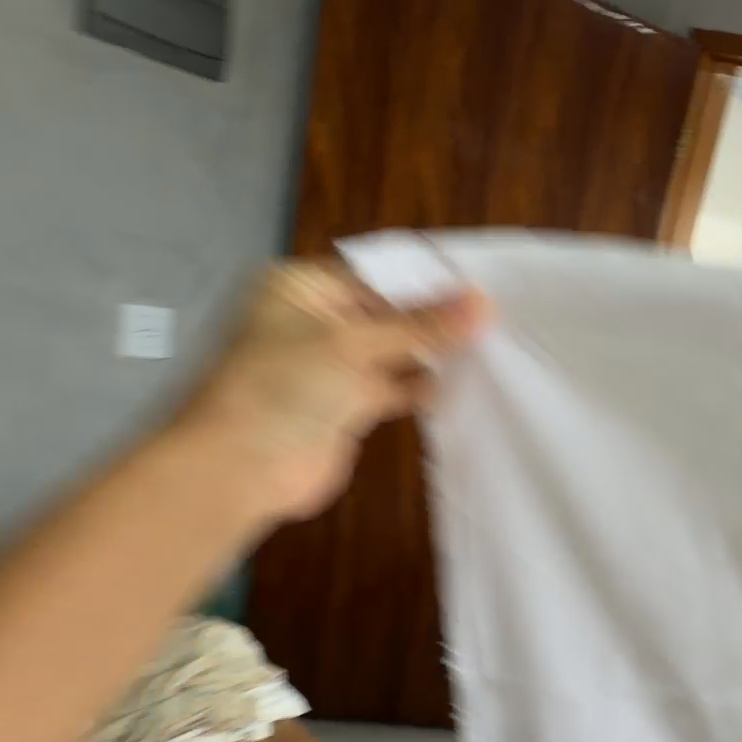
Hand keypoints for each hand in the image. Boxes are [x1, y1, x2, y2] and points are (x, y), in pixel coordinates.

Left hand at [174, 261, 488, 524]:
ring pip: (402, 350)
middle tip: (500, 322)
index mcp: (306, 288)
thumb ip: (423, 326)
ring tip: (493, 351)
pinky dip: (430, 386)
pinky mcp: (355, 402)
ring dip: (439, 354)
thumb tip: (484, 303)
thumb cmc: (284, 386)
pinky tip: (468, 385)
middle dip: (441, 320)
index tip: (488, 290)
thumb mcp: (355, 345)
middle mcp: (322, 320)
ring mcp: (338, 363)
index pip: (382, 275)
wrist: (242, 466)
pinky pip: (402, 385)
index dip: (432, 283)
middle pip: (395, 312)